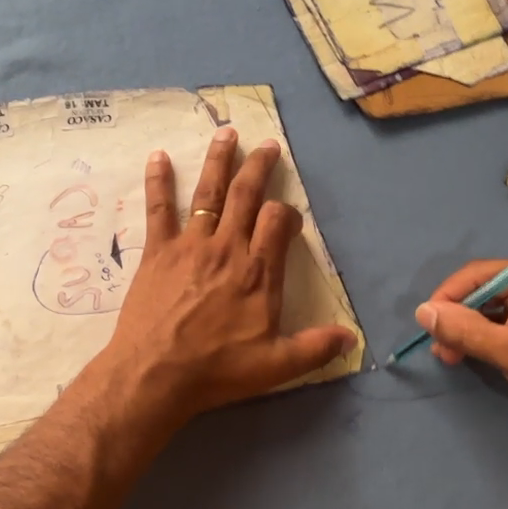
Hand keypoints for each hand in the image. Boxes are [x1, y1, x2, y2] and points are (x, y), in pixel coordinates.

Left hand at [95, 127, 357, 424]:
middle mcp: (227, 248)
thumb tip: (352, 338)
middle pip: (246, 195)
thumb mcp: (276, 367)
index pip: (278, 222)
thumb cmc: (217, 370)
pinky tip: (159, 157)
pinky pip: (159, 209)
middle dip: (259, 167)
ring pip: (208, 193)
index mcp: (258, 271)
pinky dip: (159, 181)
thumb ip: (315, 348)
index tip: (288, 220)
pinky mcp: (157, 251)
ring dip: (219, 160)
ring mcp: (190, 245)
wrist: (155, 375)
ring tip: (227, 133)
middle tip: (268, 145)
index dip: (286, 214)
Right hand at [419, 262, 507, 454]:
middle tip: (441, 350)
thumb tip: (423, 311)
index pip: (481, 274)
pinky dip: (490, 336)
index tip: (427, 324)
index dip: (449, 296)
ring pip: (497, 308)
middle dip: (459, 317)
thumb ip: (464, 329)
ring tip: (454, 356)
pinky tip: (475, 354)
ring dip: (471, 330)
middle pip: (488, 290)